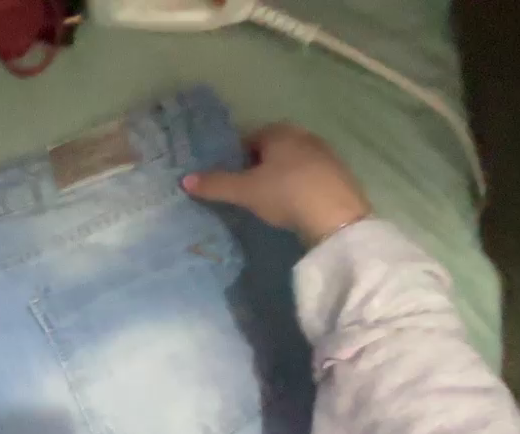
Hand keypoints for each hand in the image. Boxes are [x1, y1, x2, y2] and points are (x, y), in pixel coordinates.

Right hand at [182, 123, 372, 247]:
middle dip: (257, 165)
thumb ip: (215, 185)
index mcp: (279, 133)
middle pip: (271, 148)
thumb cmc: (285, 193)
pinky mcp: (335, 173)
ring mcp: (322, 153)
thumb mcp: (244, 191)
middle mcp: (302, 135)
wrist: (334, 214)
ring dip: (277, 175)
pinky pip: (306, 174)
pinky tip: (289, 203)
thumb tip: (184, 180)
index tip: (227, 176)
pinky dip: (294, 184)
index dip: (235, 156)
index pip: (250, 138)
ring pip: (290, 161)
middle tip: (243, 189)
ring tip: (265, 199)